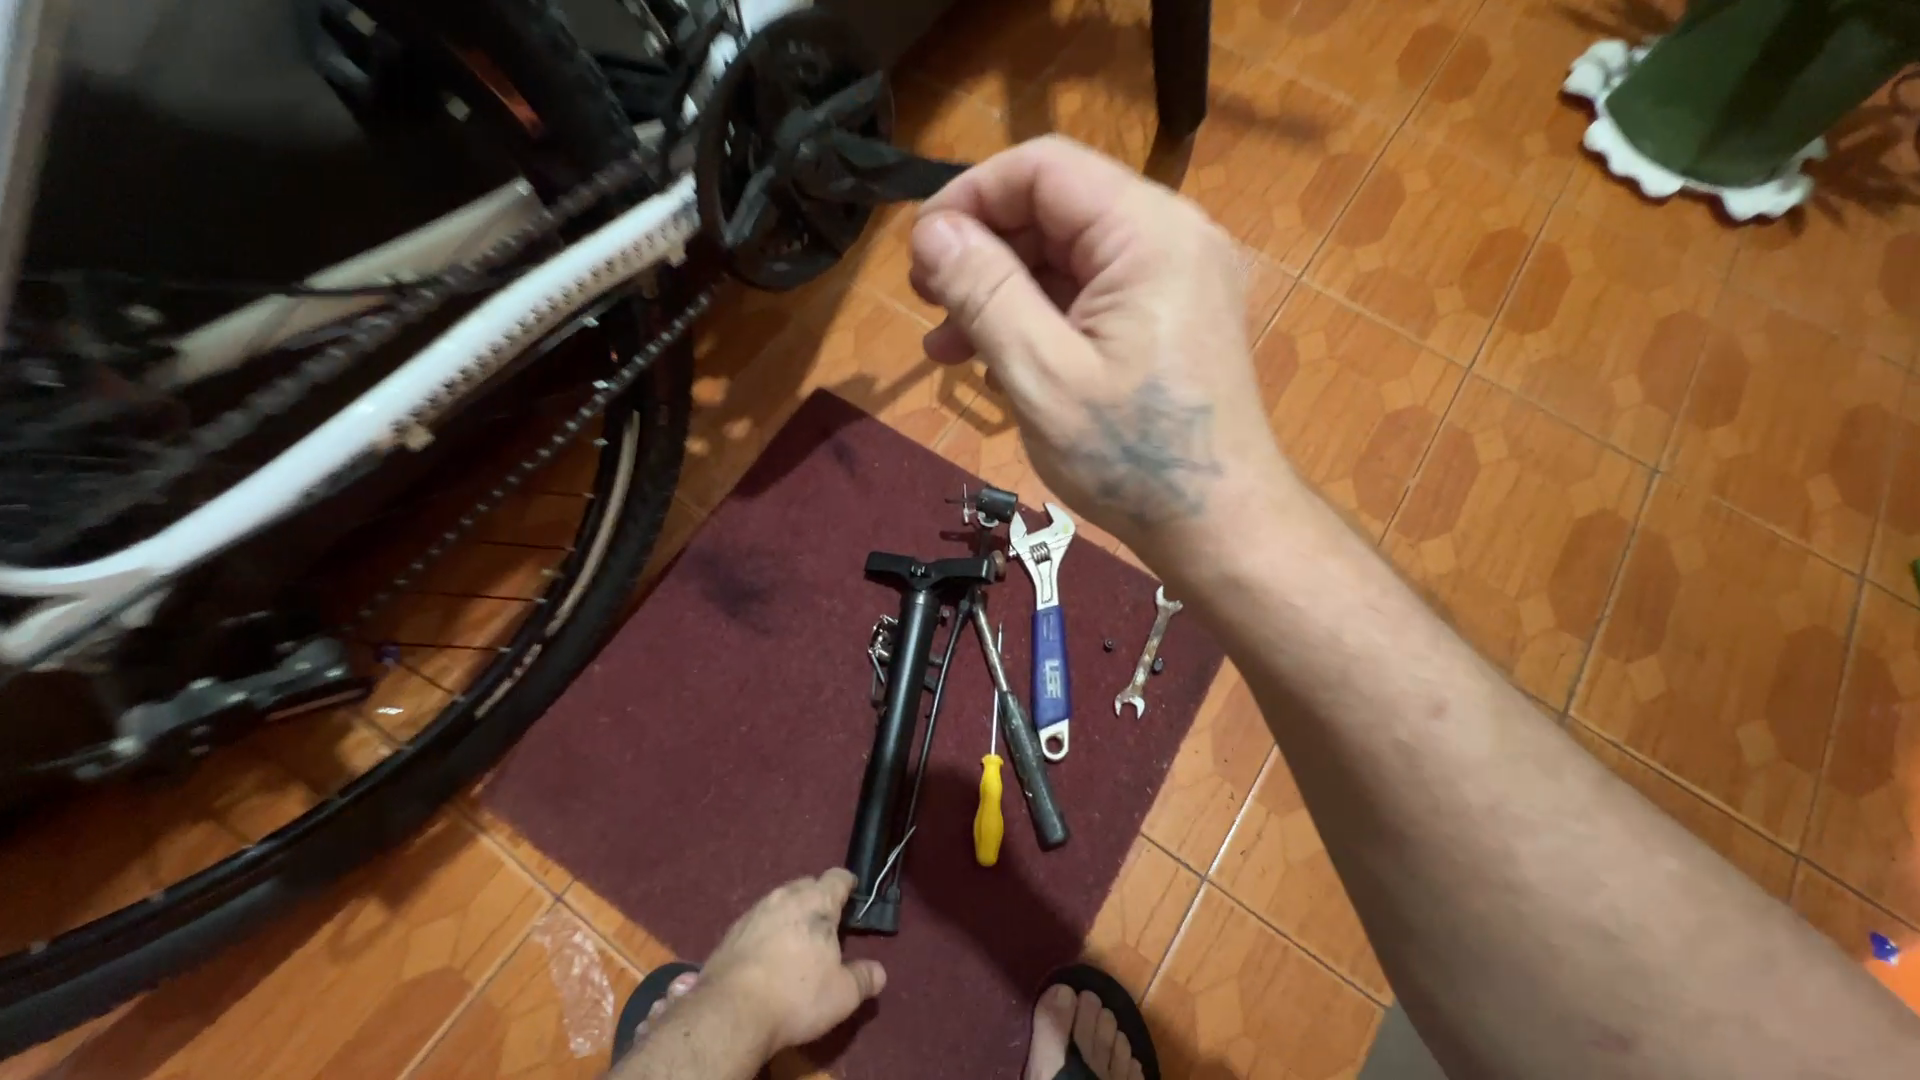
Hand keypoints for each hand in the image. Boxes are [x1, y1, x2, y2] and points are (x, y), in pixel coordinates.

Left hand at [696, 868, 885, 1054]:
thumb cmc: (796, 996)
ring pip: (780, 901)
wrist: (730, 1012)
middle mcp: (785, 897)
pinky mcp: (732, 932)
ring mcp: (754, 912)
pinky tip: (768, 954)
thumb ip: (864, 979)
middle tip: (826, 922)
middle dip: (818, 897)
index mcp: (817, 902)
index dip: (847, 884)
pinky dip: (767, 930)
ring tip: (797, 938)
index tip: (852, 894)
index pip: (837, 877)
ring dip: (791, 913)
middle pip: (807, 885)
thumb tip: (879, 972)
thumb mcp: (842, 995)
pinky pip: (758, 921)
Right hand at [909, 136, 1292, 563]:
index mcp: (1148, 233)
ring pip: (1068, 257)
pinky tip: (995, 359)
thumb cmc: (1131, 457)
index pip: (1043, 169)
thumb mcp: (1041, 374)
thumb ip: (984, 291)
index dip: (969, 197)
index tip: (918, 251)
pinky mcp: (1169, 321)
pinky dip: (1039, 319)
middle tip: (925, 301)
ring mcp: (1175, 281)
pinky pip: (1091, 296)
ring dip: (1002, 291)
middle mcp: (1171, 239)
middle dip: (982, 251)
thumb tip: (932, 231)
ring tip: (945, 344)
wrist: (1218, 527)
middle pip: (1056, 209)